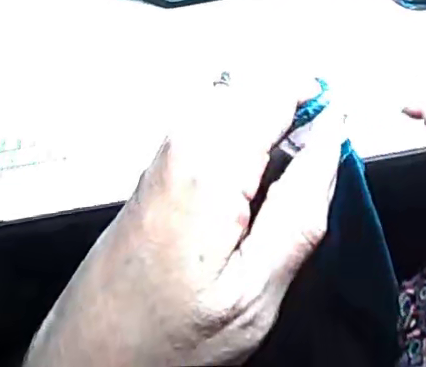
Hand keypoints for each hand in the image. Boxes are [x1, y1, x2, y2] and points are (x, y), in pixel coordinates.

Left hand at [28, 74, 345, 365]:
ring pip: (245, 96)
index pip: (283, 88)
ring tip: (270, 189)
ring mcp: (170, 139)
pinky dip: (246, 135)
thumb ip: (304, 204)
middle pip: (264, 85)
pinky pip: (222, 114)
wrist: (88, 356)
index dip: (319, 106)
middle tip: (301, 176)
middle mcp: (186, 134)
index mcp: (212, 161)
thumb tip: (334, 134)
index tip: (336, 133)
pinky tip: (243, 188)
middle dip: (294, 117)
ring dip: (269, 125)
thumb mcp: (255, 291)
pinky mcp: (164, 151)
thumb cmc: (165, 338)